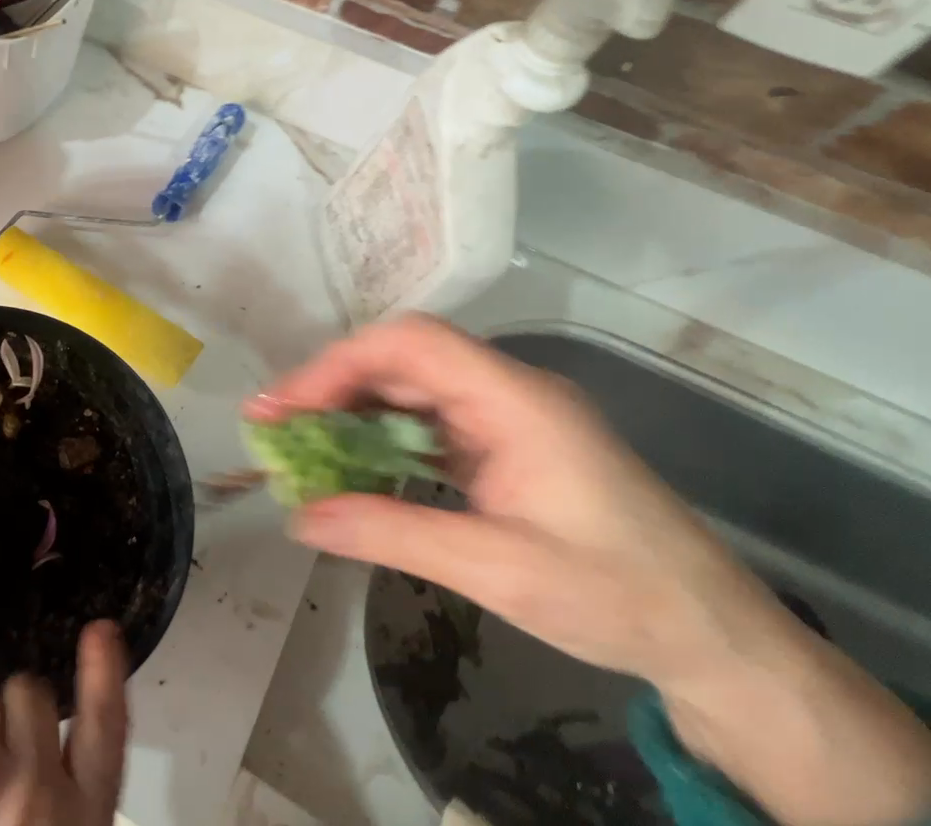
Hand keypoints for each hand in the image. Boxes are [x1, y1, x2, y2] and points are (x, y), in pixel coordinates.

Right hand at [247, 313, 775, 687]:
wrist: (713, 639)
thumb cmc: (618, 596)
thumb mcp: (498, 568)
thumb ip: (392, 534)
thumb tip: (299, 516)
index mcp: (518, 403)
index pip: (411, 344)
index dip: (335, 366)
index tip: (282, 410)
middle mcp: (508, 396)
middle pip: (402, 362)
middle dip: (329, 389)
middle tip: (271, 430)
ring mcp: (507, 422)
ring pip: (409, 392)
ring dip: (349, 414)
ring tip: (297, 448)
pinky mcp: (504, 451)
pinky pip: (425, 428)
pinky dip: (378, 442)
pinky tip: (348, 470)